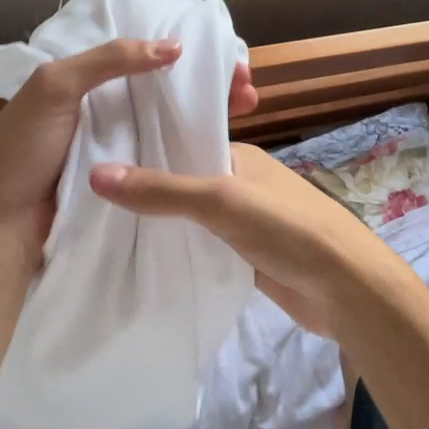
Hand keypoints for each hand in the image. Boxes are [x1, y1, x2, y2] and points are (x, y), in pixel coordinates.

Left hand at [0, 41, 259, 246]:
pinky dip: (194, 146)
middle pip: (169, 86)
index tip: (225, 54)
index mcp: (86, 78)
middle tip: (248, 84)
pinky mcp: (127, 180)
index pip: (146, 53)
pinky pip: (165, 156)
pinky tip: (226, 141)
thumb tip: (175, 47)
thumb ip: (111, 60)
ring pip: (173, 120)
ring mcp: (119, 146)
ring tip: (248, 105)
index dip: (186, 49)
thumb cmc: (20, 150)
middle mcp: (107, 108)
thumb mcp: (55, 87)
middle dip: (210, 81)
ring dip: (211, 110)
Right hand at [90, 143, 401, 335]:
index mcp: (239, 155)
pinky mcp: (246, 257)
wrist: (344, 285)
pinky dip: (180, 251)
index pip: (181, 143)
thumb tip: (96, 173)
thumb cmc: (287, 227)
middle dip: (146, 190)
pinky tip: (142, 259)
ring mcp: (244, 222)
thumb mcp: (221, 201)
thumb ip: (163, 190)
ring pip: (192, 218)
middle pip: (184, 182)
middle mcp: (240, 182)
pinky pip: (204, 248)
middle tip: (84, 198)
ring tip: (101, 227)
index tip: (92, 157)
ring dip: (160, 223)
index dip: (142, 149)